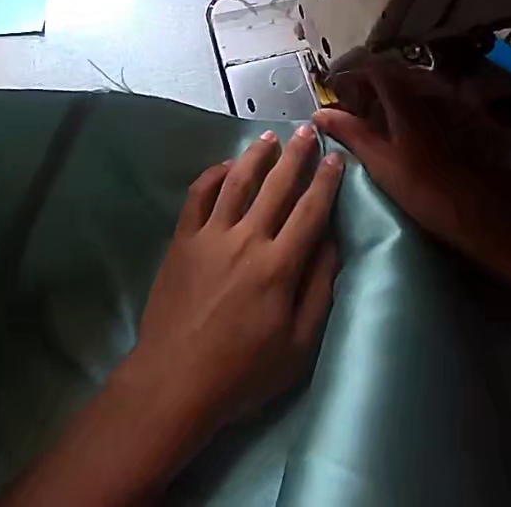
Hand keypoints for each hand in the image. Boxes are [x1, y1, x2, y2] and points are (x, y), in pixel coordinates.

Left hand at [124, 125, 342, 430]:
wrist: (175, 379)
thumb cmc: (243, 372)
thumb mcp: (298, 346)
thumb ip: (318, 290)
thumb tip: (331, 244)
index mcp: (279, 265)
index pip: (310, 211)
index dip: (326, 181)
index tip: (335, 158)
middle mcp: (247, 239)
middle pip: (277, 185)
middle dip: (296, 155)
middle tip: (307, 130)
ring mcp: (211, 235)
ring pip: (238, 181)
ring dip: (256, 155)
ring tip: (270, 137)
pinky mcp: (183, 238)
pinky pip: (199, 195)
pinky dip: (213, 175)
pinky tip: (226, 166)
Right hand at [311, 59, 510, 286]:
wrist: (489, 215)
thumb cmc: (426, 190)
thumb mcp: (380, 163)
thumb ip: (350, 132)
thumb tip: (320, 112)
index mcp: (406, 98)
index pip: (374, 68)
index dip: (353, 72)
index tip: (337, 86)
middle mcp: (431, 91)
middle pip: (397, 74)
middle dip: (374, 83)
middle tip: (357, 103)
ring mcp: (456, 103)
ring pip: (420, 86)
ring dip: (399, 93)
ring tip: (384, 115)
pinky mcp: (473, 119)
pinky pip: (440, 100)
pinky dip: (422, 106)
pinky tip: (418, 127)